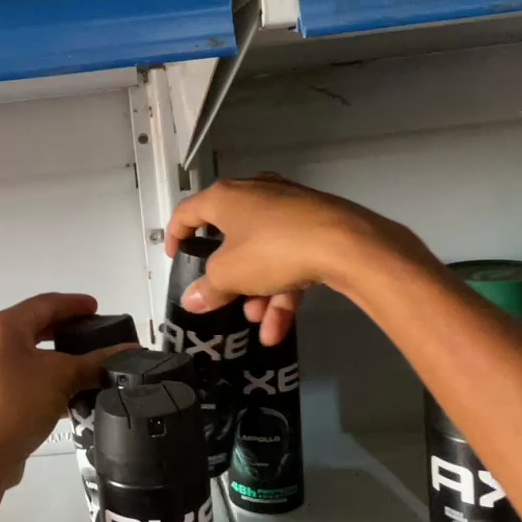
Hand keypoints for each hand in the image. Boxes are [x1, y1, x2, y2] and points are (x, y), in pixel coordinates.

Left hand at [0, 293, 120, 493]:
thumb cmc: (16, 405)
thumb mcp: (62, 378)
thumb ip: (97, 362)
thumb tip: (131, 351)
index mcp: (4, 327)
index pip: (45, 303)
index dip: (74, 303)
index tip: (97, 307)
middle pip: (36, 327)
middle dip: (67, 330)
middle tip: (95, 335)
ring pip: (32, 355)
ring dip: (60, 359)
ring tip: (89, 365)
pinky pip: (26, 378)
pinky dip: (49, 380)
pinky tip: (72, 395)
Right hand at [165, 175, 431, 344]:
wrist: (347, 245)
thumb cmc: (273, 249)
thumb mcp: (229, 274)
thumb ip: (208, 287)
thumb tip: (192, 299)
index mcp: (226, 197)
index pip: (188, 211)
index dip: (175, 235)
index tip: (174, 258)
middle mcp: (256, 194)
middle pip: (230, 238)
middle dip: (228, 277)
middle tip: (223, 300)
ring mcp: (289, 209)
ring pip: (263, 253)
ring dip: (257, 291)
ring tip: (259, 322)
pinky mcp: (316, 225)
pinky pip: (289, 258)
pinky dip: (282, 290)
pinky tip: (279, 327)